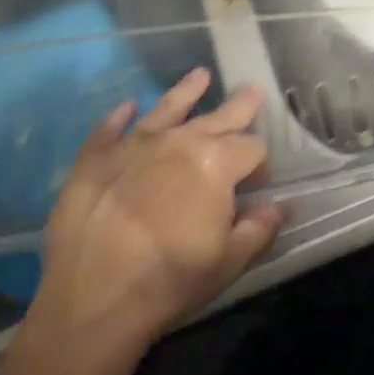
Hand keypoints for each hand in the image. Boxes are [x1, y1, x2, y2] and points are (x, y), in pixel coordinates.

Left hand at [0, 69, 283, 374]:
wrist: (92, 299)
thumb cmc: (170, 280)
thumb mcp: (228, 262)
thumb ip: (259, 229)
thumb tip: (280, 207)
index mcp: (216, 162)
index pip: (252, 147)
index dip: (260, 164)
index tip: (257, 185)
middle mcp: (178, 141)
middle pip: (218, 117)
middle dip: (239, 106)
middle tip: (252, 91)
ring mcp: (134, 145)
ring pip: (167, 108)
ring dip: (186, 91)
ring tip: (200, 75)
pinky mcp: (95, 158)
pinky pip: (110, 128)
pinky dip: (121, 115)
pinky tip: (128, 106)